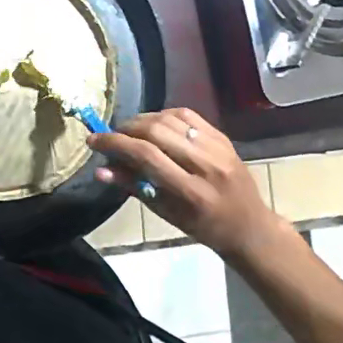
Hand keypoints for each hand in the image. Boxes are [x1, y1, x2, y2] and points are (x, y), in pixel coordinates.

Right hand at [87, 108, 294, 262]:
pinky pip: (188, 115)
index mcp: (190, 191)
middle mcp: (205, 164)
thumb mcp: (167, 214)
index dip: (115, 144)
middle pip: (156, 131)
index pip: (146, 156)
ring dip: (143, 120)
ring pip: (171, 118)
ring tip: (130, 131)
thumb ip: (135, 188)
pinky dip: (165, 116)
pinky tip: (154, 125)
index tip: (94, 141)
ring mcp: (217, 147)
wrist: (248, 224)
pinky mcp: (223, 136)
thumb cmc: (204, 227)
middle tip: (111, 137)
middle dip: (126, 129)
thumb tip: (101, 170)